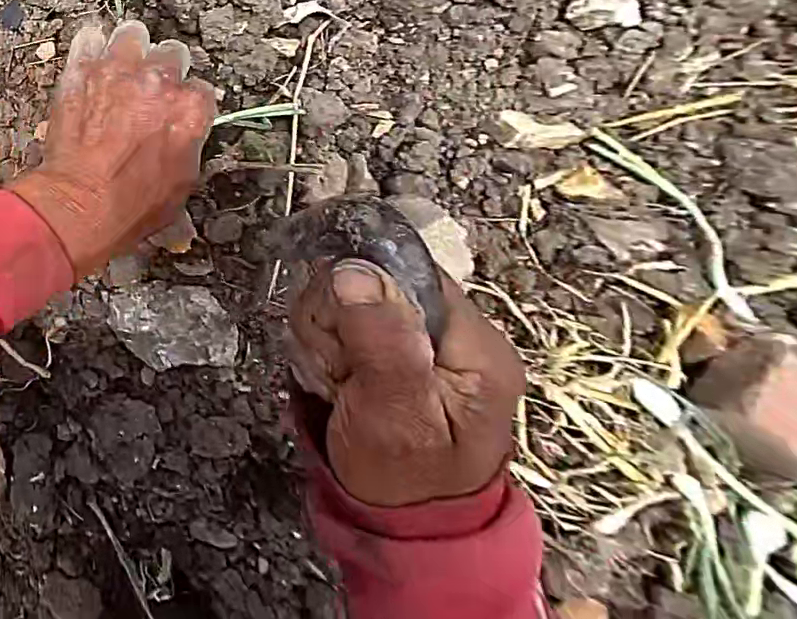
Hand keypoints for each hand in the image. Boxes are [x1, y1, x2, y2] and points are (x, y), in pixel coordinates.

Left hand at [9, 20, 216, 278]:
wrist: (81, 204)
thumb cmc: (131, 205)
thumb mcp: (182, 186)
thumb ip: (189, 148)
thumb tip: (187, 142)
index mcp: (191, 109)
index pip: (200, 88)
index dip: (187, 100)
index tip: (175, 109)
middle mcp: (160, 81)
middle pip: (172, 53)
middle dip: (164, 69)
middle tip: (150, 88)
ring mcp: (119, 71)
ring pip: (133, 34)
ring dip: (130, 47)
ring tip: (122, 63)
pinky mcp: (83, 70)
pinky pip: (90, 38)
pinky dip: (91, 45)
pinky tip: (90, 58)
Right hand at [287, 261, 524, 506]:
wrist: (397, 525)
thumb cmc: (404, 482)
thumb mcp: (396, 418)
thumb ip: (381, 342)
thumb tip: (355, 271)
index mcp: (474, 344)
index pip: (409, 271)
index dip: (366, 293)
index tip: (347, 339)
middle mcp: (450, 328)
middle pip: (371, 276)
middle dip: (338, 321)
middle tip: (342, 371)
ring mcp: (417, 332)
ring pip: (344, 291)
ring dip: (325, 334)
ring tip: (337, 380)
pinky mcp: (388, 338)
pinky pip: (336, 313)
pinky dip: (322, 342)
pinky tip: (333, 375)